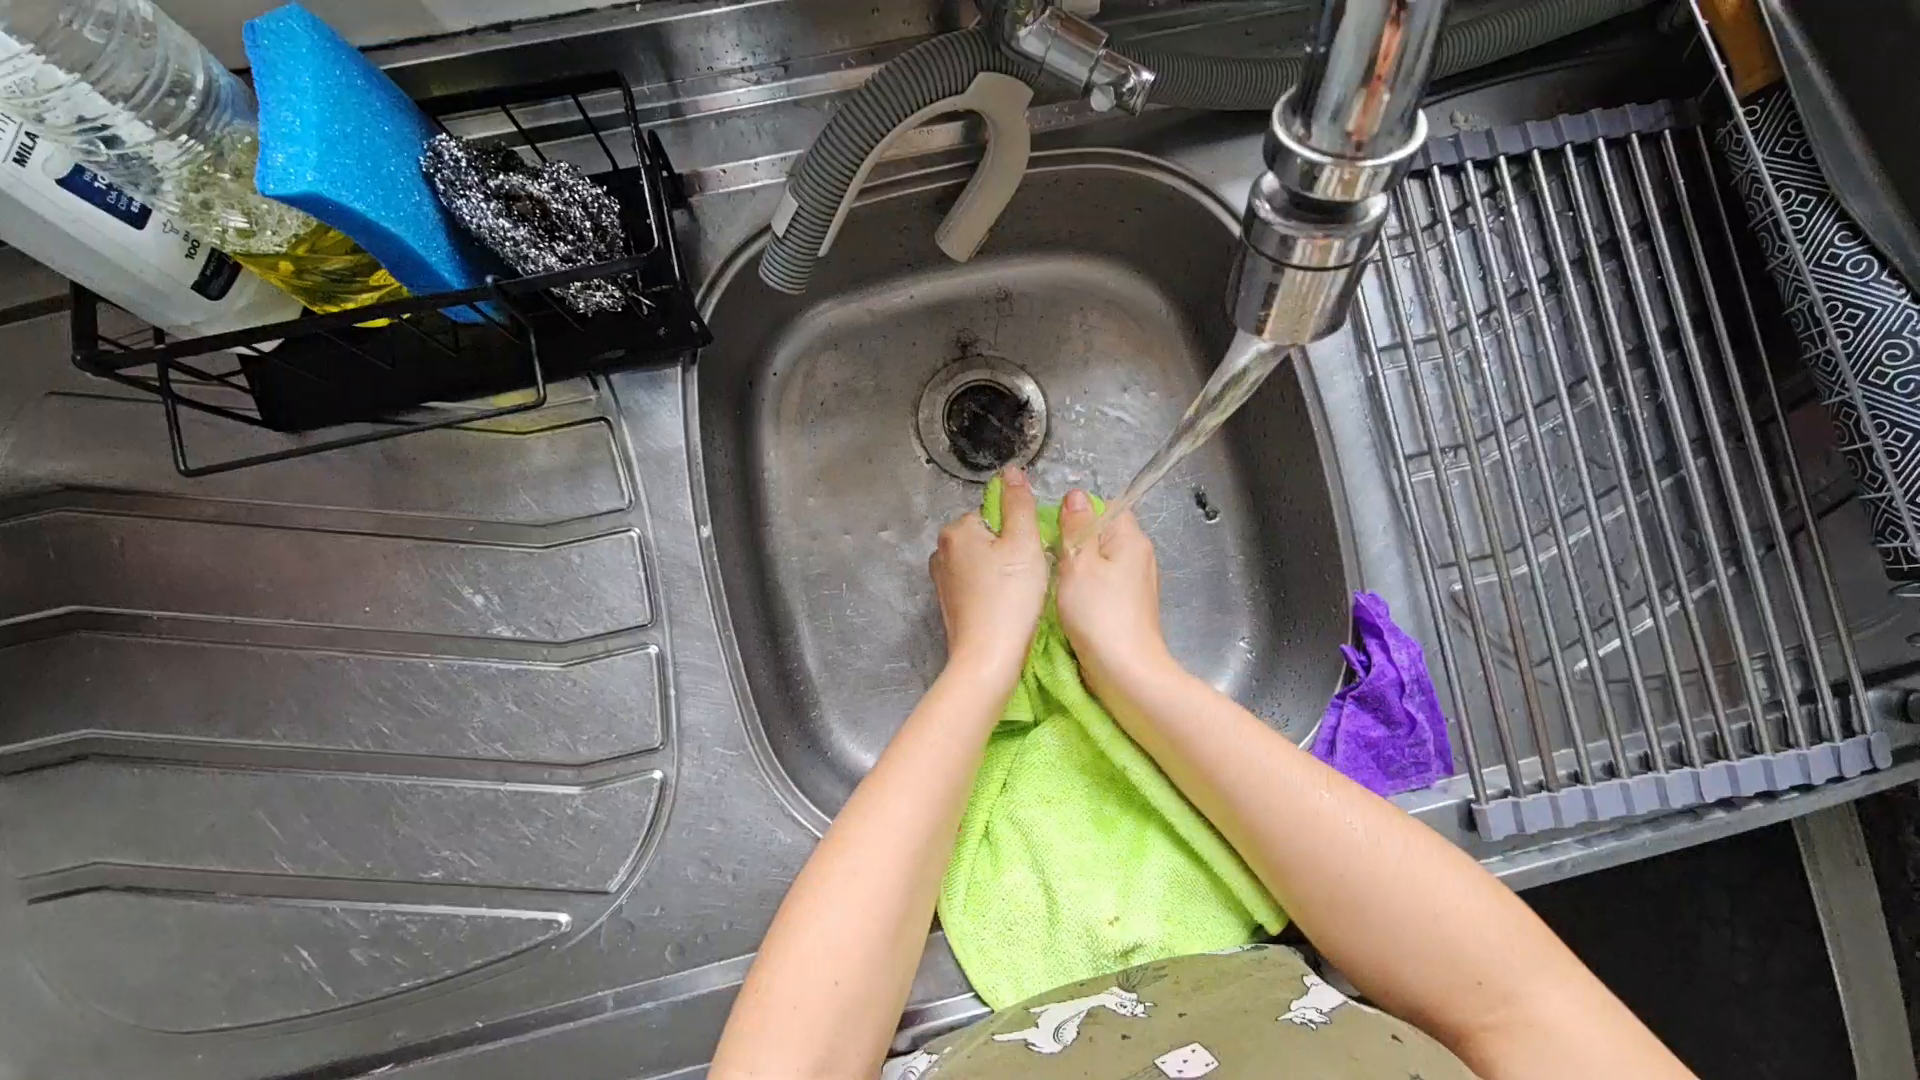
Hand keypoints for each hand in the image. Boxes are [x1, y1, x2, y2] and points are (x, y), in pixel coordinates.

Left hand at [929, 466, 1048, 679]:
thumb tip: (1012, 471)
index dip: (1018, 533)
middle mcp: (941, 551)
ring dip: (1001, 572)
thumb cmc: (1010, 598)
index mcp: (956, 530)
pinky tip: (1005, 607)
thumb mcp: (1024, 543)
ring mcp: (941, 580)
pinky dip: (991, 591)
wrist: (988, 658)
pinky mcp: (948, 605)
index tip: (1031, 555)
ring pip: (982, 562)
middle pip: (987, 537)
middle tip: (1027, 576)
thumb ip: (1019, 504)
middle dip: (1008, 551)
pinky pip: (975, 585)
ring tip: (1018, 594)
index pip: (994, 515)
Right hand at [1057, 490, 1176, 699]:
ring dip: (1076, 568)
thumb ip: (1075, 528)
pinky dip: (1084, 589)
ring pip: (1098, 561)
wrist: (1125, 672)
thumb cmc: (1099, 615)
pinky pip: (1101, 585)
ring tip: (1056, 582)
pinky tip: (1068, 603)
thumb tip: (1075, 495)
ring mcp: (1134, 583)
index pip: (1106, 506)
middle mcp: (1138, 556)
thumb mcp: (1078, 564)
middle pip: (1101, 534)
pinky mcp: (1126, 606)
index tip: (1054, 530)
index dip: (1078, 513)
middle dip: (1074, 542)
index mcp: (1131, 539)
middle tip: (1050, 557)